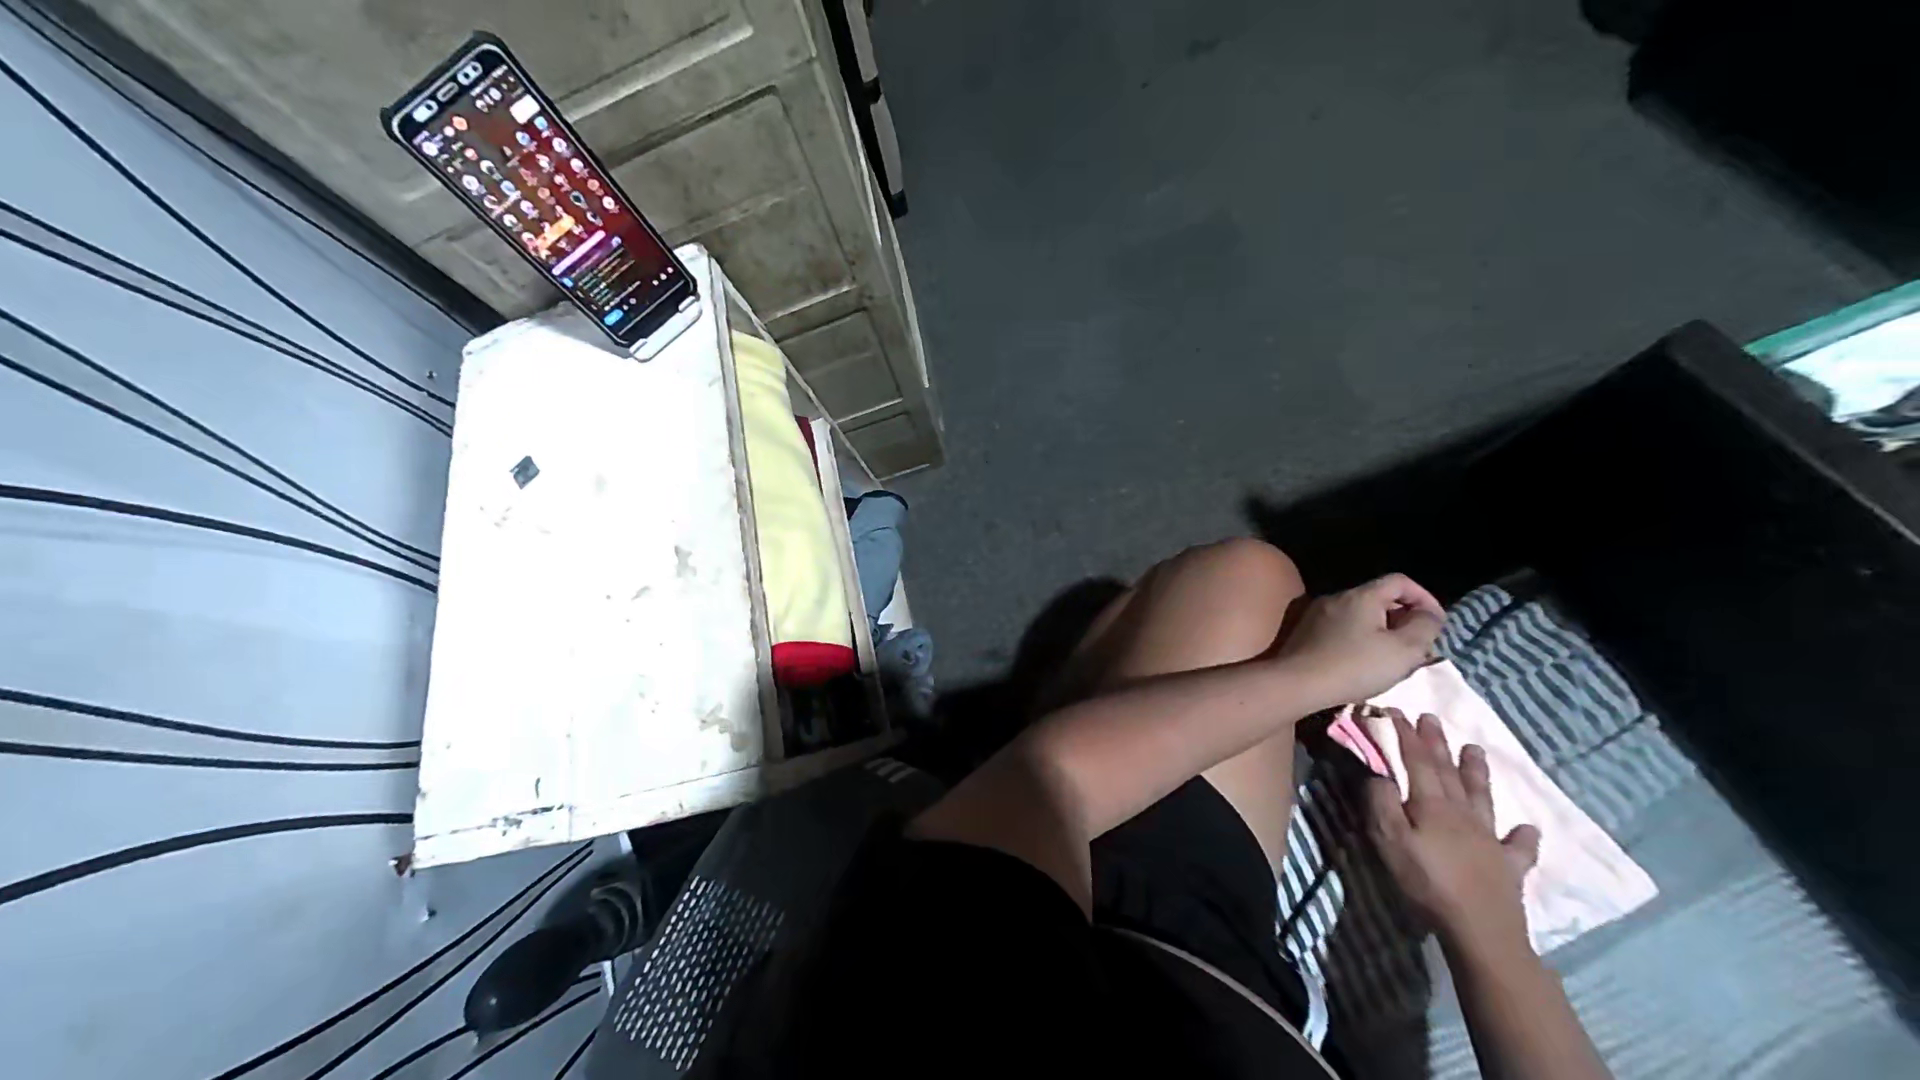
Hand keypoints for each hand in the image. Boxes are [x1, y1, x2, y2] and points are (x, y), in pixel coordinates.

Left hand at [1274, 573, 1443, 708]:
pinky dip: (1359, 638)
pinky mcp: (1305, 631)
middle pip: (1379, 597)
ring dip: (1381, 630)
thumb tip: (1428, 614)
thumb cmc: (1355, 666)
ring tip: (1392, 657)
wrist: (1297, 683)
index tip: (1435, 624)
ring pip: (1360, 614)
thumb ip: (1424, 627)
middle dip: (1403, 617)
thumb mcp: (1404, 649)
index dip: (1424, 598)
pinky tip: (1363, 662)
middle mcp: (1336, 597)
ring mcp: (1316, 614)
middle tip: (1416, 645)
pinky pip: (1341, 627)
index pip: (1400, 581)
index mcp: (1361, 595)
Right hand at [1366, 710, 1540, 959]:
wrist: (1481, 929)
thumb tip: (1379, 775)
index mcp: (1432, 804)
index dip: (1406, 735)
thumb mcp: (1390, 840)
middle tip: (1431, 718)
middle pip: (1447, 771)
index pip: (1416, 761)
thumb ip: (1381, 803)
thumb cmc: (1427, 881)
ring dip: (1476, 772)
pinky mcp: (1509, 866)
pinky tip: (1528, 829)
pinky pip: (1518, 847)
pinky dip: (1524, 836)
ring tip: (1475, 749)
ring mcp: (1490, 839)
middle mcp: (1462, 813)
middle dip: (1437, 743)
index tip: (1396, 711)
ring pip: (1481, 797)